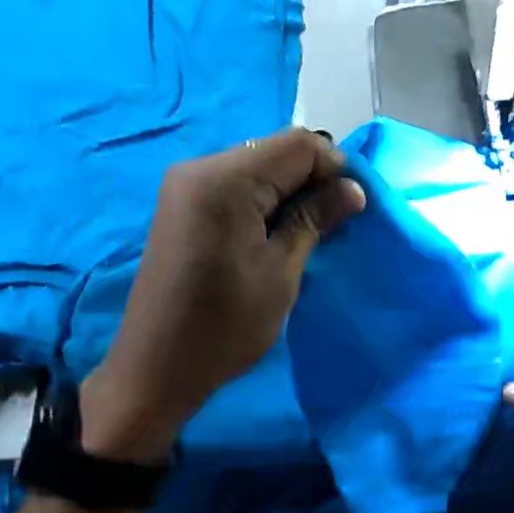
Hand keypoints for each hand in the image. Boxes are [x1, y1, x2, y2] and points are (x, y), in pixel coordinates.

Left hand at [80, 128, 366, 462]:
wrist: (159, 367)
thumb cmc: (226, 326)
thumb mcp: (281, 273)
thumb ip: (315, 220)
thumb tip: (353, 189)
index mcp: (224, 179)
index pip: (297, 145)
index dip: (335, 169)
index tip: (355, 208)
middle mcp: (200, 168)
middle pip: (275, 152)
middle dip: (313, 181)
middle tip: (334, 226)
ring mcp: (186, 186)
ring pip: (257, 169)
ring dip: (290, 195)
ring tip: (308, 236)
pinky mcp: (182, 207)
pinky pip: (236, 188)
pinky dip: (265, 204)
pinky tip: (276, 237)